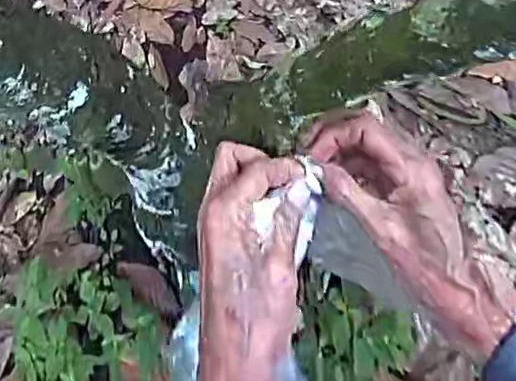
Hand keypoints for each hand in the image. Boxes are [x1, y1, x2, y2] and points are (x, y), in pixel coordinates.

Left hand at [197, 142, 306, 380]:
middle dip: (261, 159)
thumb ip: (289, 220)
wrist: (234, 359)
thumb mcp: (281, 266)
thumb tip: (300, 185)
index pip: (254, 168)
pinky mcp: (216, 236)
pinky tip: (276, 213)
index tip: (305, 172)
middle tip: (289, 178)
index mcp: (222, 212)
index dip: (283, 166)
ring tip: (287, 194)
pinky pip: (231, 197)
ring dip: (257, 176)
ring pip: (229, 175)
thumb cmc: (256, 319)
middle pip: (231, 158)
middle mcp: (210, 210)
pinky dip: (252, 194)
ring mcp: (210, 222)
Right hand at [304, 111, 515, 362]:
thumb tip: (318, 170)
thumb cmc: (427, 267)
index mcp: (411, 165)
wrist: (461, 294)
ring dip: (336, 149)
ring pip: (364, 142)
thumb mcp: (384, 232)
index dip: (332, 135)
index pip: (365, 127)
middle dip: (331, 135)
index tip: (312, 157)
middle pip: (363, 127)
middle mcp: (411, 159)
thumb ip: (350, 195)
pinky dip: (346, 165)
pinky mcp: (401, 183)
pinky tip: (331, 182)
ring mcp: (407, 169)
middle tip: (307, 155)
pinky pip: (368, 161)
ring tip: (315, 168)